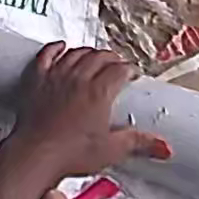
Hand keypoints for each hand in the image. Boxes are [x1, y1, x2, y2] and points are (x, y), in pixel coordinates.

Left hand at [5, 42, 170, 181]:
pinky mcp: (37, 78)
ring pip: (74, 53)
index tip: (132, 73)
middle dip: (111, 58)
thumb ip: (138, 143)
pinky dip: (55, 48)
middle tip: (117, 63)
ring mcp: (55, 75)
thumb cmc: (70, 152)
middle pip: (98, 57)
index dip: (128, 69)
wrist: (36, 152)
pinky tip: (60, 46)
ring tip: (94, 55)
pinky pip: (46, 55)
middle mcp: (77, 78)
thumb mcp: (111, 150)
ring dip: (87, 52)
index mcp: (98, 92)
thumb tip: (163, 146)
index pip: (119, 70)